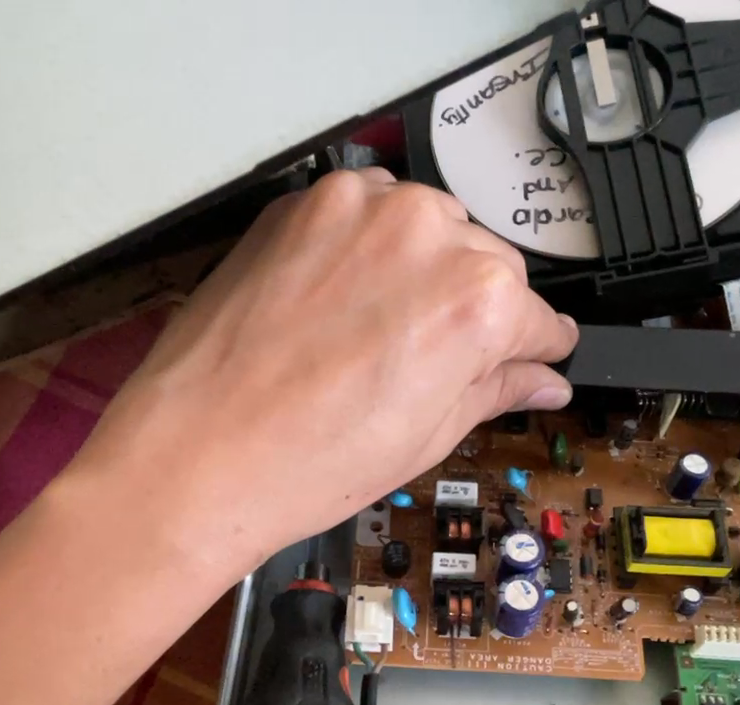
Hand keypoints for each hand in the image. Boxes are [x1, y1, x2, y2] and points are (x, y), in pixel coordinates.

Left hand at [62, 168, 577, 579]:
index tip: (530, 358)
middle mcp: (426, 236)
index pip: (539, 316)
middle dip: (478, 311)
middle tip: (440, 360)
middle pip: (489, 263)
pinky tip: (346, 303)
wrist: (198, 456)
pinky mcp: (304, 205)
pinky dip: (370, 248)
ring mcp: (360, 211)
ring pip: (430, 228)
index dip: (535, 348)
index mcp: (476, 302)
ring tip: (383, 332)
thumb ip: (494, 390)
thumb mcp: (425, 438)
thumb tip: (541, 380)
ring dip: (423, 271)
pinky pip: (367, 213)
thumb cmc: (304, 465)